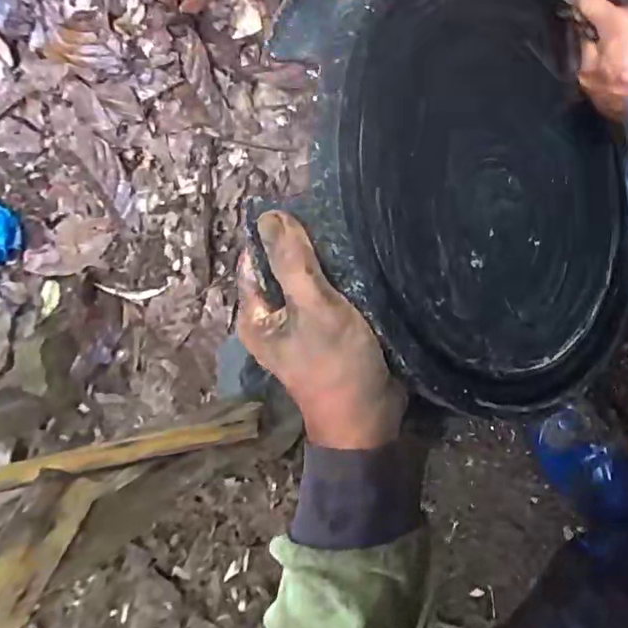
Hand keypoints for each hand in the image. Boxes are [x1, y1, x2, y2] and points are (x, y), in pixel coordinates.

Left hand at [238, 211, 404, 448]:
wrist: (368, 418)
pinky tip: (370, 269)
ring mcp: (308, 328)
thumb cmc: (334, 364)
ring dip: (334, 266)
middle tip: (342, 222)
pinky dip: (351, 284)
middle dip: (311, 248)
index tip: (310, 209)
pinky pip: (339, 298)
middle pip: (289, 270)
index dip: (279, 234)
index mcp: (257, 316)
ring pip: (317, 284)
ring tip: (359, 239)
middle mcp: (278, 320)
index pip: (259, 260)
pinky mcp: (337, 334)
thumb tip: (271, 216)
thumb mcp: (313, 309)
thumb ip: (292, 264)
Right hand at [574, 0, 627, 122]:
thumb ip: (585, 49)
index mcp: (616, 20)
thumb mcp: (589, 75)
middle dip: (602, 22)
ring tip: (617, 52)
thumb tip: (588, 38)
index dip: (576, 5)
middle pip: (612, 10)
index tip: (571, 13)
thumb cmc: (622, 93)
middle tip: (595, 41)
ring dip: (622, 32)